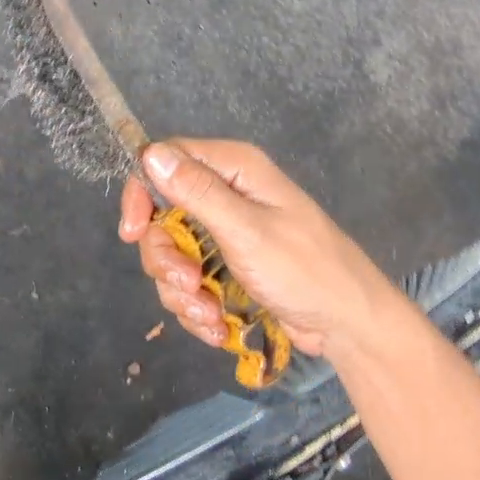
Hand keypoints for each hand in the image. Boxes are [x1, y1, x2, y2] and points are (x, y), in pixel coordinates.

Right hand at [117, 139, 412, 361]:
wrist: (347, 325)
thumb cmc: (305, 270)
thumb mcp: (247, 231)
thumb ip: (197, 193)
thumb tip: (151, 154)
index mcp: (233, 170)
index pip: (164, 162)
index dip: (141, 194)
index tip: (132, 232)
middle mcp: (225, 194)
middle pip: (161, 217)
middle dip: (167, 259)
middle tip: (189, 284)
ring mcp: (224, 233)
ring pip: (170, 255)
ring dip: (182, 291)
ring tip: (210, 314)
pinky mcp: (224, 266)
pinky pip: (187, 282)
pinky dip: (195, 306)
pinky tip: (215, 324)